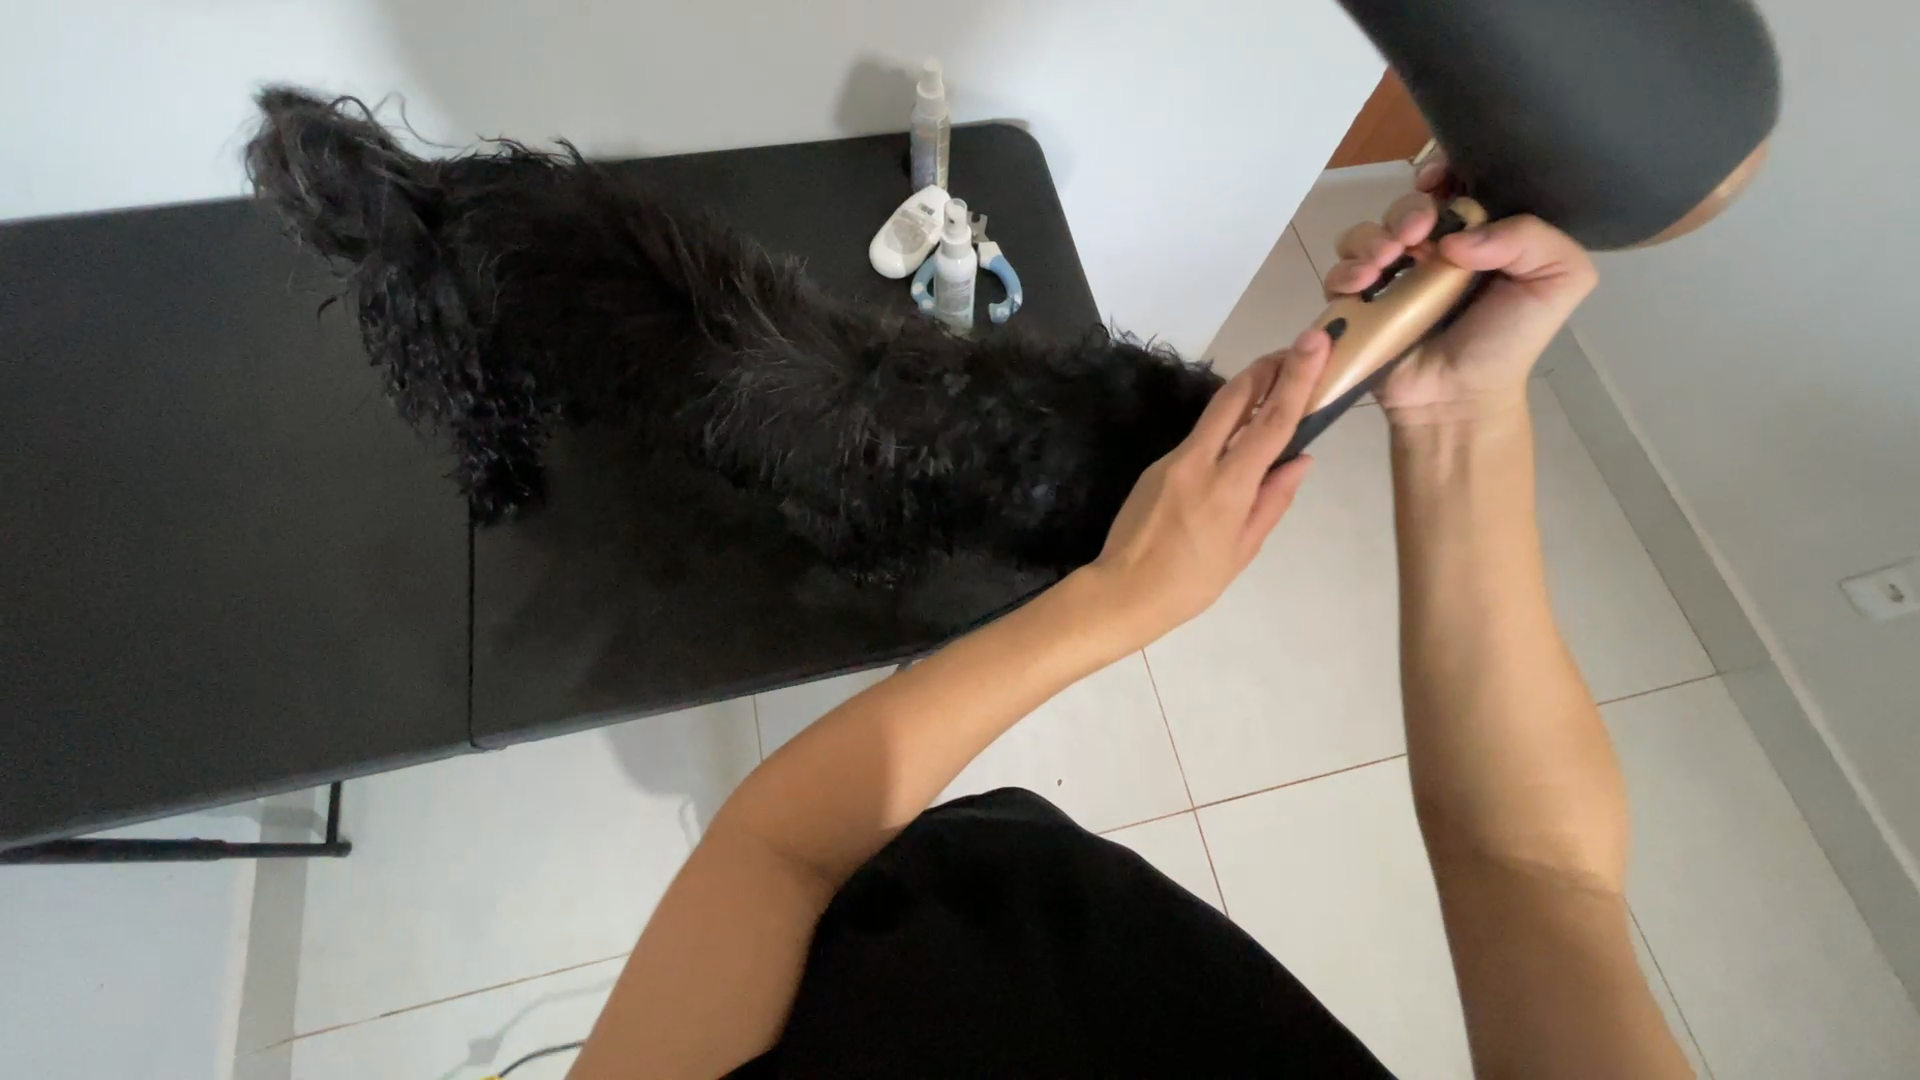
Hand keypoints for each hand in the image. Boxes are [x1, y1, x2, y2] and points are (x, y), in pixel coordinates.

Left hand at [1081, 337, 1327, 644]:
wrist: (1122, 591)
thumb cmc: (1190, 582)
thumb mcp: (1243, 548)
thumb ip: (1273, 499)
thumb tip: (1300, 459)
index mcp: (1226, 485)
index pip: (1270, 420)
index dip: (1297, 376)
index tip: (1316, 339)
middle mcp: (1195, 461)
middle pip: (1233, 397)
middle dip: (1266, 368)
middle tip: (1297, 353)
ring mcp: (1169, 461)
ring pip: (1213, 417)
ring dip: (1246, 397)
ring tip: (1276, 395)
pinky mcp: (1154, 468)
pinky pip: (1197, 441)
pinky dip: (1223, 432)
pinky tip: (1237, 447)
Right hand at [1320, 153, 1598, 427]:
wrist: (1458, 398)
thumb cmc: (1508, 341)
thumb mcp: (1557, 280)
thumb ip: (1530, 237)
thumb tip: (1455, 237)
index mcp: (1479, 235)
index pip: (1455, 185)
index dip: (1441, 172)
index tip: (1436, 182)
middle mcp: (1431, 250)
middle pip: (1404, 206)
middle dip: (1404, 211)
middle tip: (1414, 234)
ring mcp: (1390, 278)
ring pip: (1364, 235)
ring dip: (1368, 240)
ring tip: (1383, 263)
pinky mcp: (1358, 306)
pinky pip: (1337, 275)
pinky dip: (1343, 272)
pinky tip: (1360, 285)